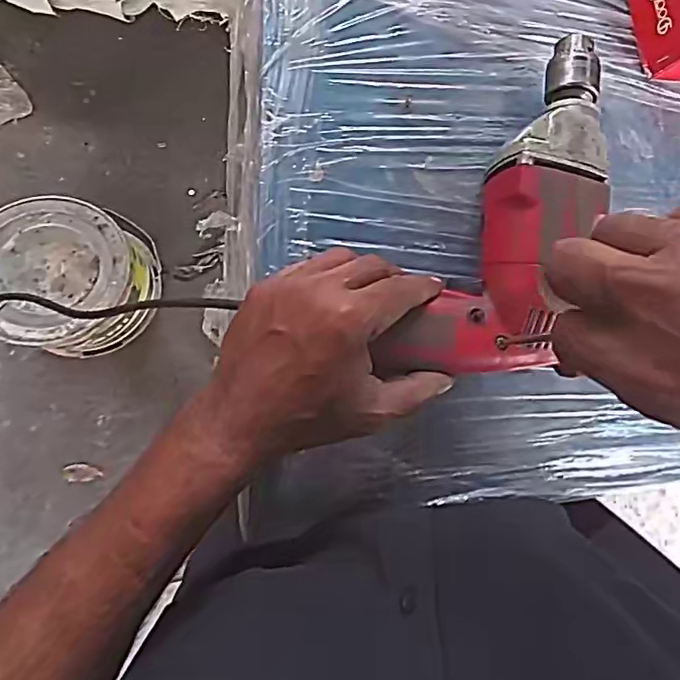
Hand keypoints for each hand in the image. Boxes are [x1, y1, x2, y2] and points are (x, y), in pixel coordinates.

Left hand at [181, 248, 453, 470]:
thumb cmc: (304, 417)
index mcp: (349, 319)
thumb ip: (416, 391)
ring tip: (367, 295)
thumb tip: (442, 378)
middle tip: (402, 298)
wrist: (238, 420)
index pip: (401, 288)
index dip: (424, 288)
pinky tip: (330, 296)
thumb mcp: (370, 412)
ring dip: (362, 272)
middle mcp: (319, 291)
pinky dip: (328, 274)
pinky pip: (309, 265)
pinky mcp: (267, 286)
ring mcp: (289, 284)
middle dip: (395, 278)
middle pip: (374, 265)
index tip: (433, 292)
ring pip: (341, 258)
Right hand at [544, 185, 679, 459]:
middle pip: (571, 261)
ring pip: (623, 224)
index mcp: (669, 376)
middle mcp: (672, 299)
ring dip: (636, 249)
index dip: (576, 336)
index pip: (568, 335)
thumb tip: (655, 356)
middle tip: (611, 292)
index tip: (588, 336)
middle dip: (580, 278)